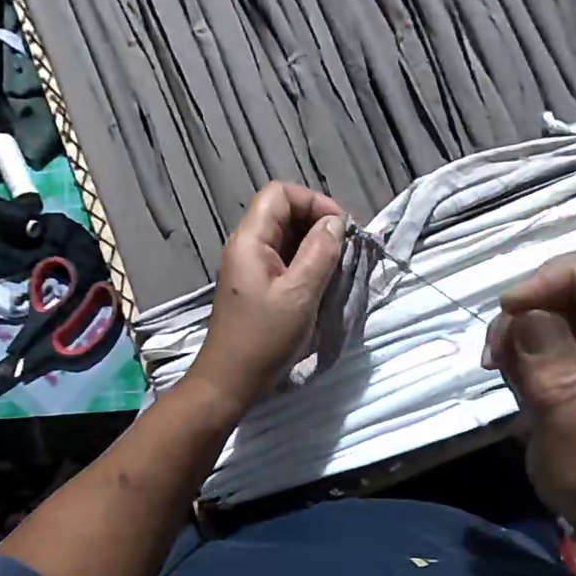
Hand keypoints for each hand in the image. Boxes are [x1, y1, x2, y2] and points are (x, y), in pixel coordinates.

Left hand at [185, 182, 346, 418]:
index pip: (281, 193)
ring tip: (338, 269)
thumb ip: (320, 253)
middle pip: (284, 212)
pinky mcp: (256, 287)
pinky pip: (284, 261)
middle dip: (318, 223)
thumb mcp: (300, 294)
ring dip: (315, 246)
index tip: (341, 229)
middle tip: (345, 250)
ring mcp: (250, 267)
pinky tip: (322, 284)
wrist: (230, 381)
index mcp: (250, 240)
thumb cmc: (264, 338)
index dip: (314, 202)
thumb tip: (336, 223)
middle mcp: (247, 246)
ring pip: (286, 238)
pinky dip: (306, 265)